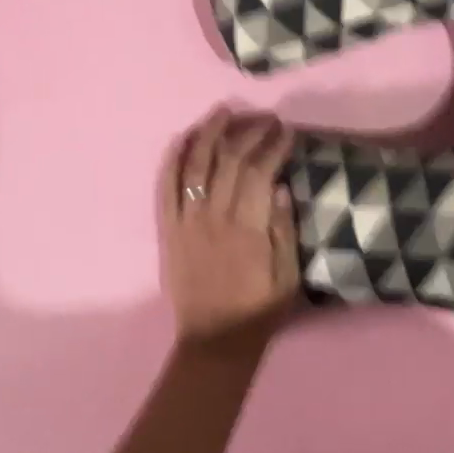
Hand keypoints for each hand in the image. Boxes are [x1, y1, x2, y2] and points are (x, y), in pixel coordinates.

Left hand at [159, 107, 299, 349]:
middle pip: (229, 160)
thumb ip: (284, 228)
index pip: (260, 171)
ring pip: (195, 164)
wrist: (215, 341)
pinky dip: (172, 159)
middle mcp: (214, 217)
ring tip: (223, 111)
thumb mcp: (288, 273)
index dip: (274, 146)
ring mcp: (187, 221)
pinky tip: (183, 137)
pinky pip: (165, 187)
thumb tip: (280, 186)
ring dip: (209, 133)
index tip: (287, 131)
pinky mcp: (168, 229)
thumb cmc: (260, 307)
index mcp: (247, 228)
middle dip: (249, 131)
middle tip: (265, 118)